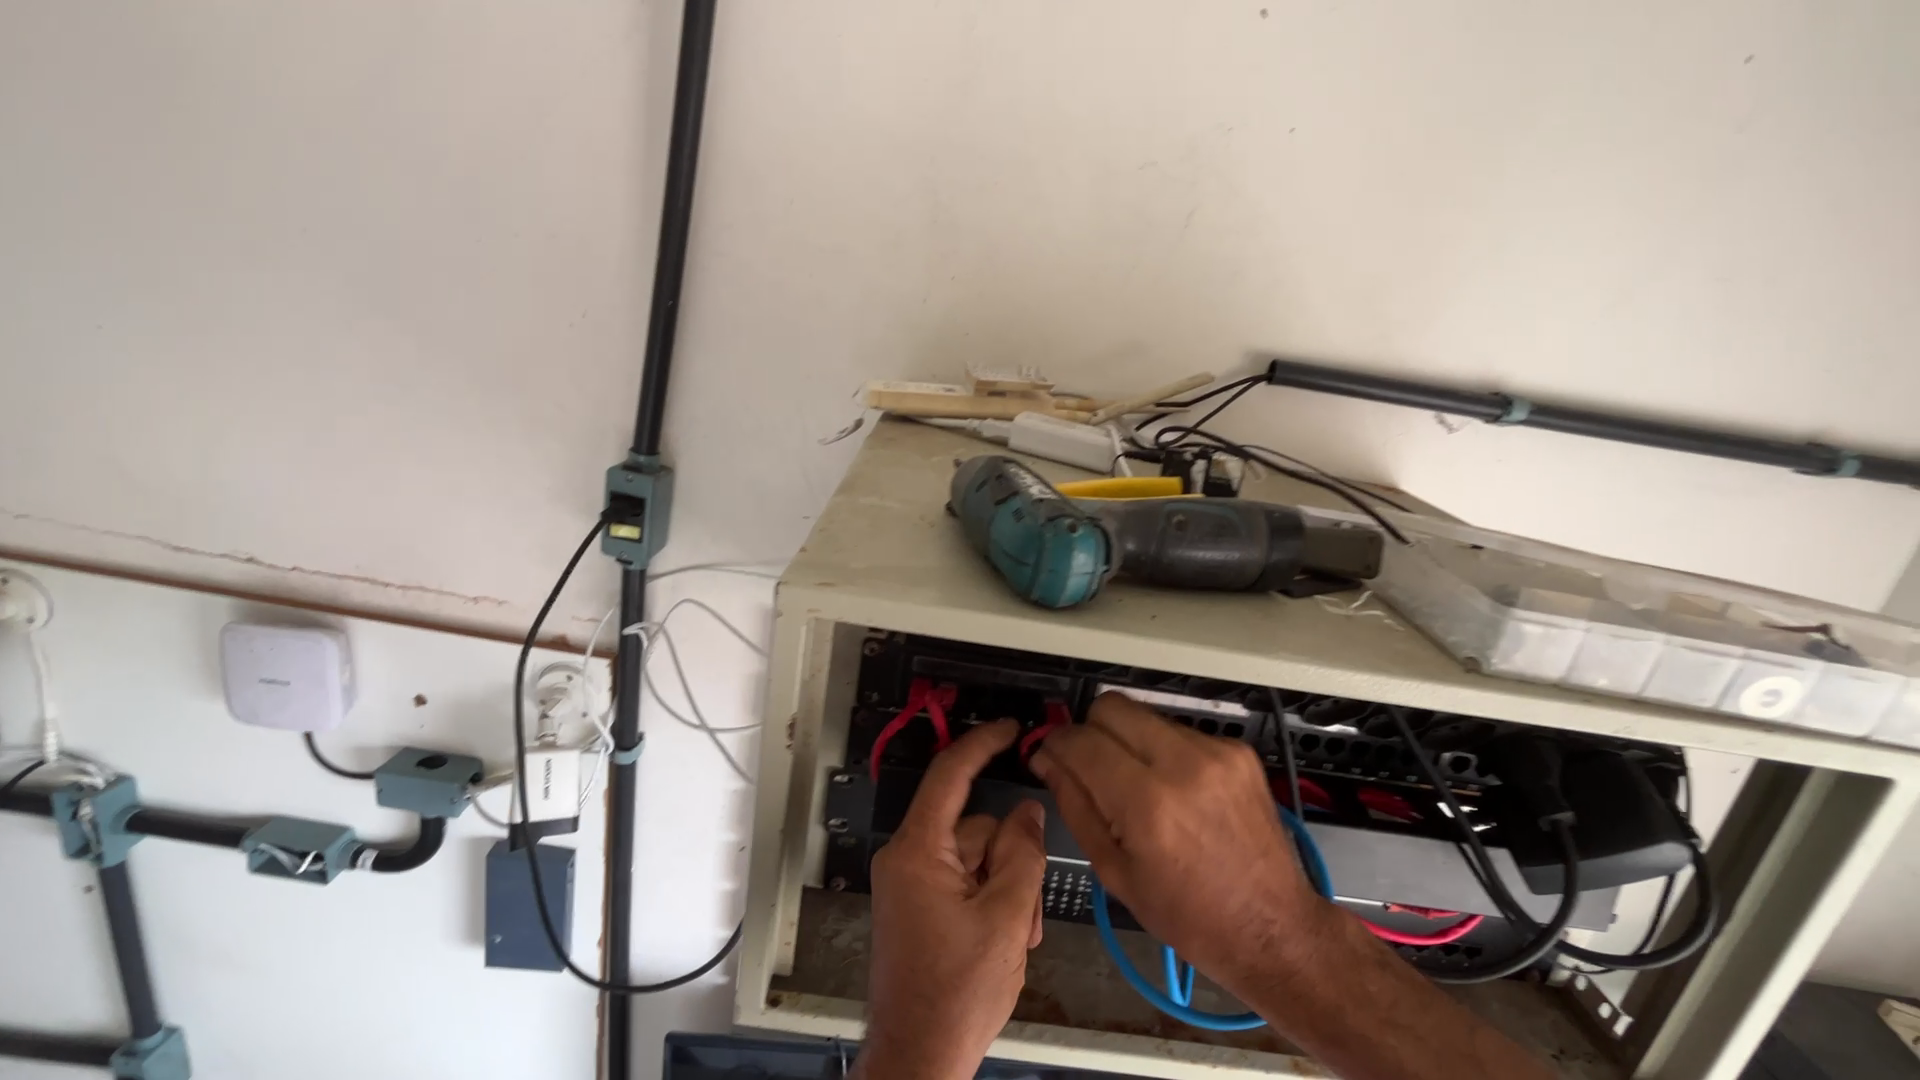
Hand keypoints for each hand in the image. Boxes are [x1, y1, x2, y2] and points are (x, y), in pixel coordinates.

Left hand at [853, 719, 1048, 1079]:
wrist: (920, 1056)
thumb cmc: (955, 993)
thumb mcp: (1006, 916)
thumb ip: (1022, 854)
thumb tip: (1027, 813)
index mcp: (917, 851)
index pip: (948, 776)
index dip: (982, 745)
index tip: (1010, 729)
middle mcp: (907, 859)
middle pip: (975, 828)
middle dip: (1011, 860)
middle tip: (1027, 907)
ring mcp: (912, 884)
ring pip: (977, 859)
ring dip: (1006, 889)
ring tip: (1016, 937)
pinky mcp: (919, 905)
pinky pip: (964, 882)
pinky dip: (990, 901)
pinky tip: (1004, 940)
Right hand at [1029, 691, 1330, 994]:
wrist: (1272, 927)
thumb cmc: (1188, 915)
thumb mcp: (1114, 873)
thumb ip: (1075, 806)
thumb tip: (1047, 762)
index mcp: (1147, 804)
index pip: (1080, 740)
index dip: (1055, 744)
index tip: (1050, 756)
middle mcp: (1182, 765)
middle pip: (1110, 706)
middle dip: (1089, 730)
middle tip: (1090, 765)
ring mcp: (1216, 752)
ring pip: (1144, 713)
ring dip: (1127, 738)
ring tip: (1135, 782)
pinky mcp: (1238, 751)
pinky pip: (1179, 730)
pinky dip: (1164, 750)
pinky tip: (1173, 788)